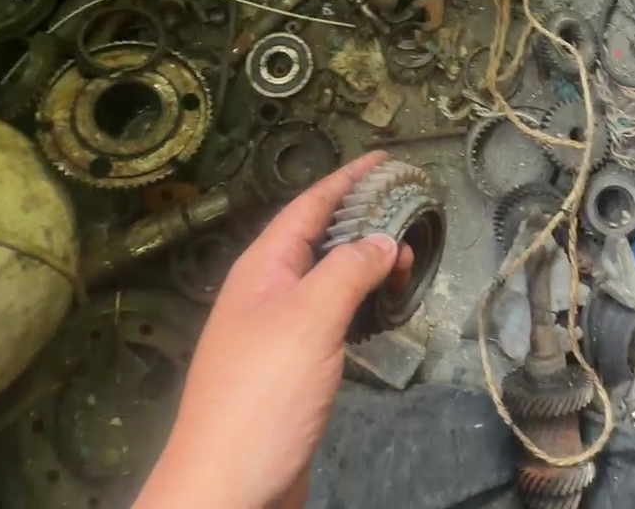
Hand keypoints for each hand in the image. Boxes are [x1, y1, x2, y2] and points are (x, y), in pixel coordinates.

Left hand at [138, 151, 413, 508]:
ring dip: (366, 260)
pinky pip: (332, 313)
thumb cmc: (264, 392)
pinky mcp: (293, 365)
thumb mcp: (310, 319)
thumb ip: (349, 270)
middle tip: (409, 207)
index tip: (384, 158)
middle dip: (362, 217)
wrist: (226, 490)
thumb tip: (385, 240)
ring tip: (408, 256)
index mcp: (263, 267)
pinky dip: (361, 300)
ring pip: (328, 277)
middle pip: (319, 237)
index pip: (309, 205)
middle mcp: (268, 290)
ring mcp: (278, 329)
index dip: (347, 178)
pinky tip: (382, 306)